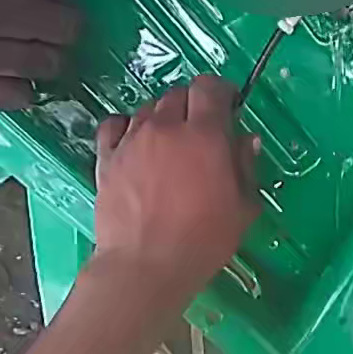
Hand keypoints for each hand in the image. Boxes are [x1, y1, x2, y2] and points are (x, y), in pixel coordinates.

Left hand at [92, 75, 259, 299]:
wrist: (147, 265)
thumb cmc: (204, 239)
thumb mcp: (243, 206)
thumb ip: (246, 166)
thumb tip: (246, 139)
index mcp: (204, 135)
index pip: (211, 88)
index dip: (222, 91)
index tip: (230, 106)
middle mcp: (165, 127)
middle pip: (179, 94)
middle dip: (194, 105)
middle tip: (203, 131)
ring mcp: (131, 140)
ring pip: (148, 108)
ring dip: (164, 117)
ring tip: (171, 143)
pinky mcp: (106, 157)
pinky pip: (115, 125)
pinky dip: (128, 127)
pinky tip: (136, 144)